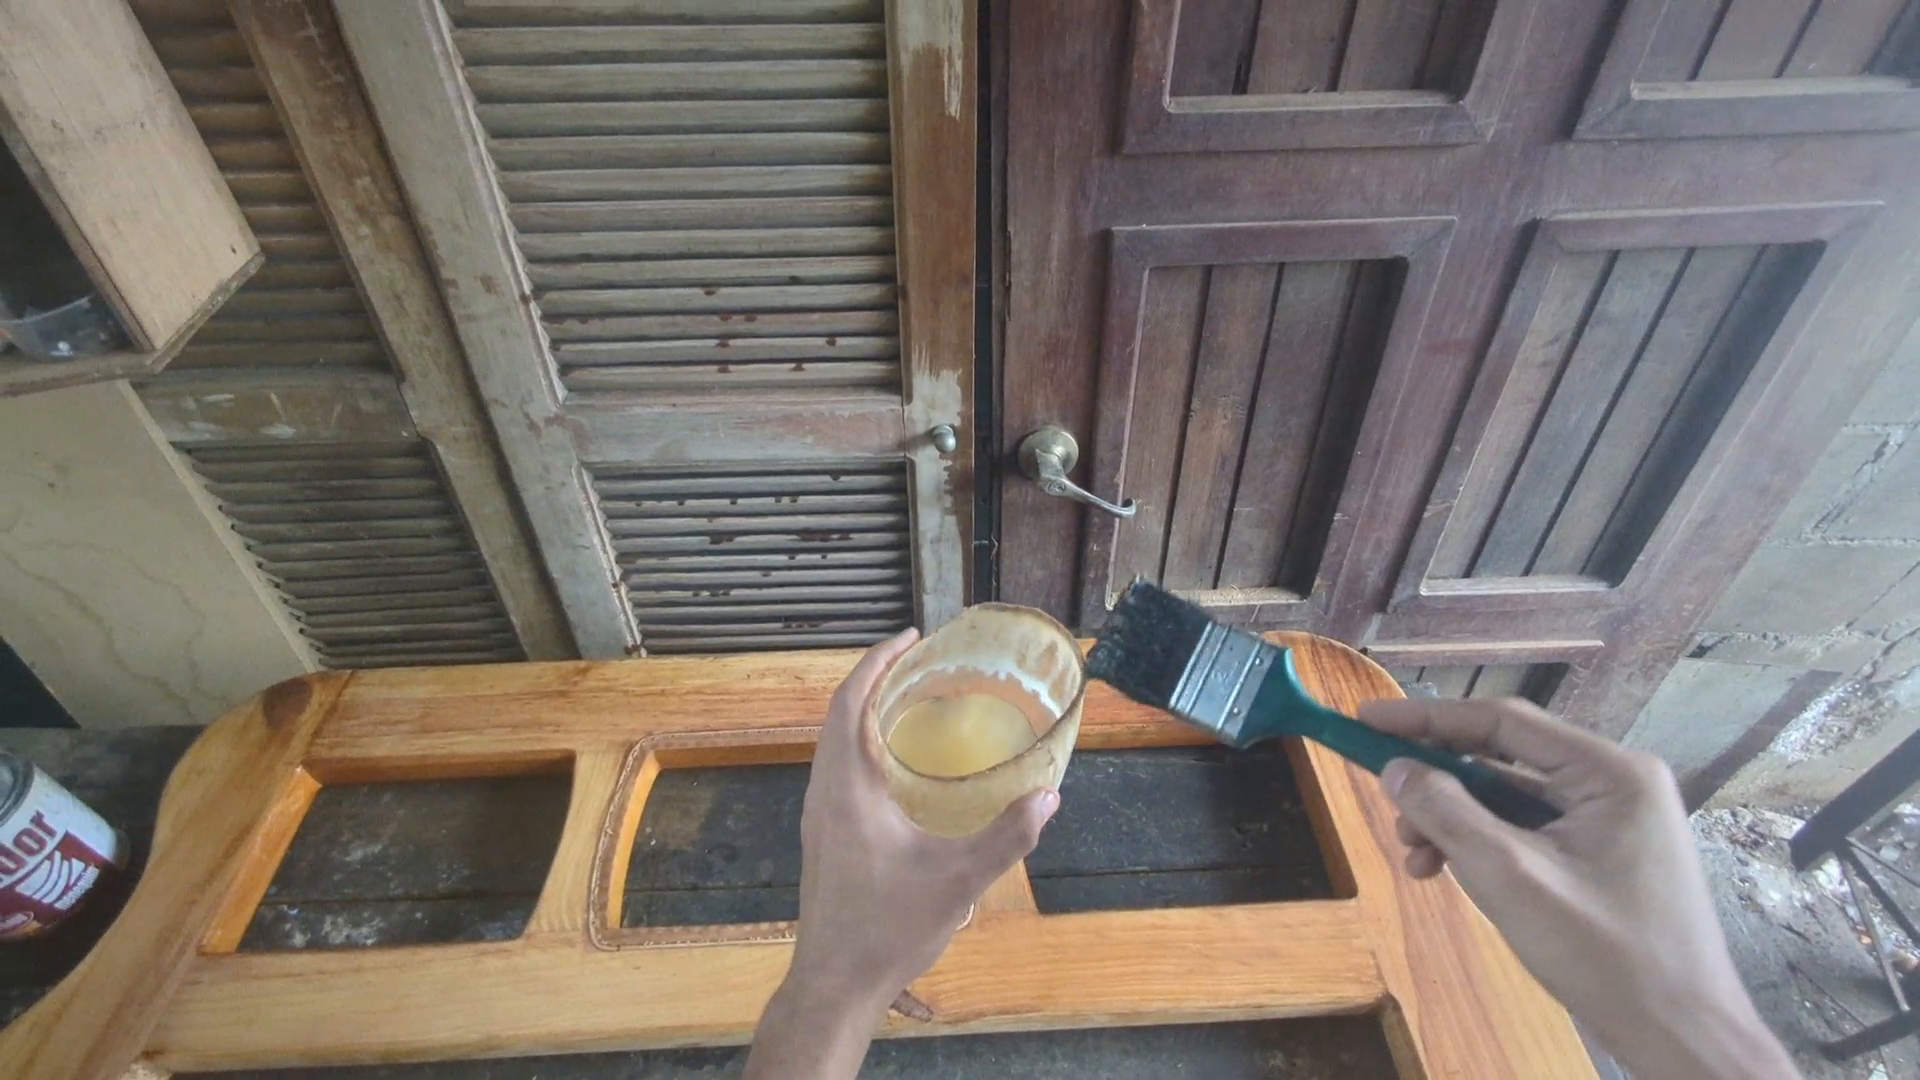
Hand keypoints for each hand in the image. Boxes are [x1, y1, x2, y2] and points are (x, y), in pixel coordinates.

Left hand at [745, 629, 1058, 1078]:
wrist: (834, 984)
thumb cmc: (888, 928)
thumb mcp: (956, 883)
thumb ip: (1005, 838)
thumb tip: (1049, 796)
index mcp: (847, 787)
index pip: (849, 701)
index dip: (877, 661)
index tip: (911, 637)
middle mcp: (824, 790)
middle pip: (839, 712)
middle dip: (876, 676)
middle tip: (920, 660)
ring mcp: (818, 812)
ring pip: (835, 739)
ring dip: (866, 708)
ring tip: (912, 698)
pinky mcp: (823, 831)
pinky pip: (838, 763)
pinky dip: (863, 739)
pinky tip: (898, 758)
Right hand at [1361, 697, 1799, 1079]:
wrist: (1684, 1047)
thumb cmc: (1606, 956)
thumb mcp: (1508, 876)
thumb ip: (1445, 811)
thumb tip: (1393, 768)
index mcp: (1609, 773)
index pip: (1498, 722)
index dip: (1423, 717)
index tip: (1364, 718)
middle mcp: (1610, 781)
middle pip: (1495, 754)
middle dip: (1433, 776)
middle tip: (1381, 785)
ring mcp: (1603, 816)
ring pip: (1496, 792)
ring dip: (1446, 815)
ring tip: (1412, 850)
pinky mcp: (1592, 848)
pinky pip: (1513, 823)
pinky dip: (1470, 839)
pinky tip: (1437, 867)